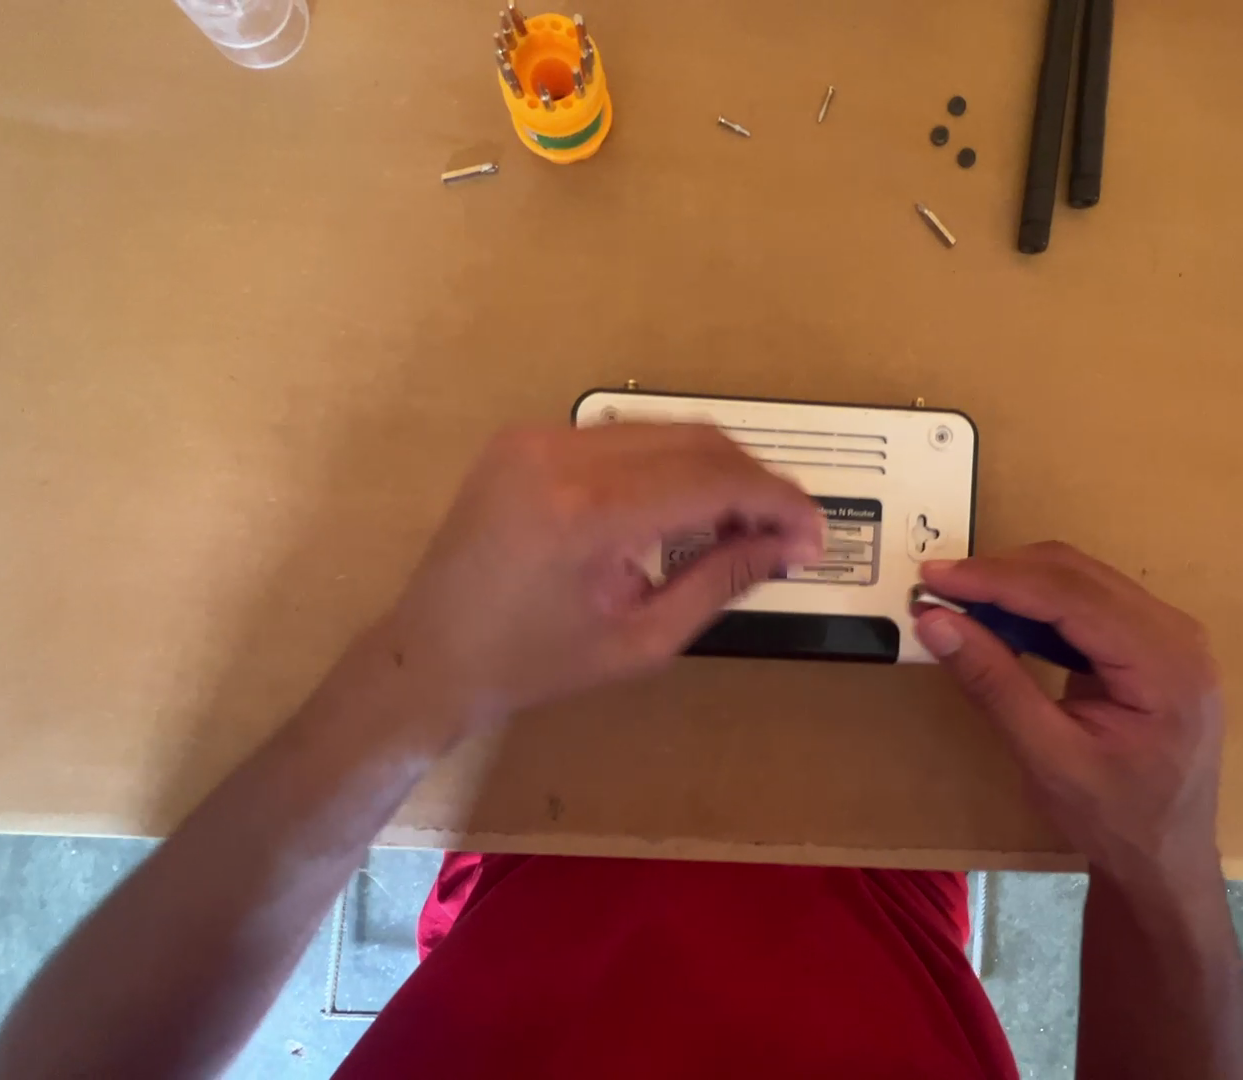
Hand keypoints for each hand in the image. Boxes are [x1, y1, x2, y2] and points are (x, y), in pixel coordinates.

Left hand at [376, 423, 824, 723]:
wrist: (430, 655)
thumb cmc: (535, 666)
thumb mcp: (641, 639)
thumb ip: (721, 581)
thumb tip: (788, 546)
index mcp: (588, 514)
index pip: (714, 481)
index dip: (778, 503)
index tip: (813, 535)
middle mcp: (563, 455)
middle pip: (696, 442)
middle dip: (754, 484)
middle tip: (784, 533)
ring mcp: (538, 437)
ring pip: (664, 433)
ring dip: (715, 472)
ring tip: (740, 525)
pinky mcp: (526, 437)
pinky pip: (624, 439)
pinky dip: (668, 466)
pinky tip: (683, 506)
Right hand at [913, 543, 1224, 889]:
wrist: (1164, 859)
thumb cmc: (1113, 820)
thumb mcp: (1047, 758)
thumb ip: (993, 684)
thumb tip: (934, 622)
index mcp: (1165, 664)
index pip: (1070, 596)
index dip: (996, 580)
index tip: (933, 577)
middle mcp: (1175, 633)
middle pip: (1075, 574)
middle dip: (1000, 574)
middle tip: (936, 587)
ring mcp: (1166, 633)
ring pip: (1077, 577)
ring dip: (1013, 583)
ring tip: (957, 600)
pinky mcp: (1146, 639)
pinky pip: (1083, 599)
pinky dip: (1032, 601)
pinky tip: (995, 617)